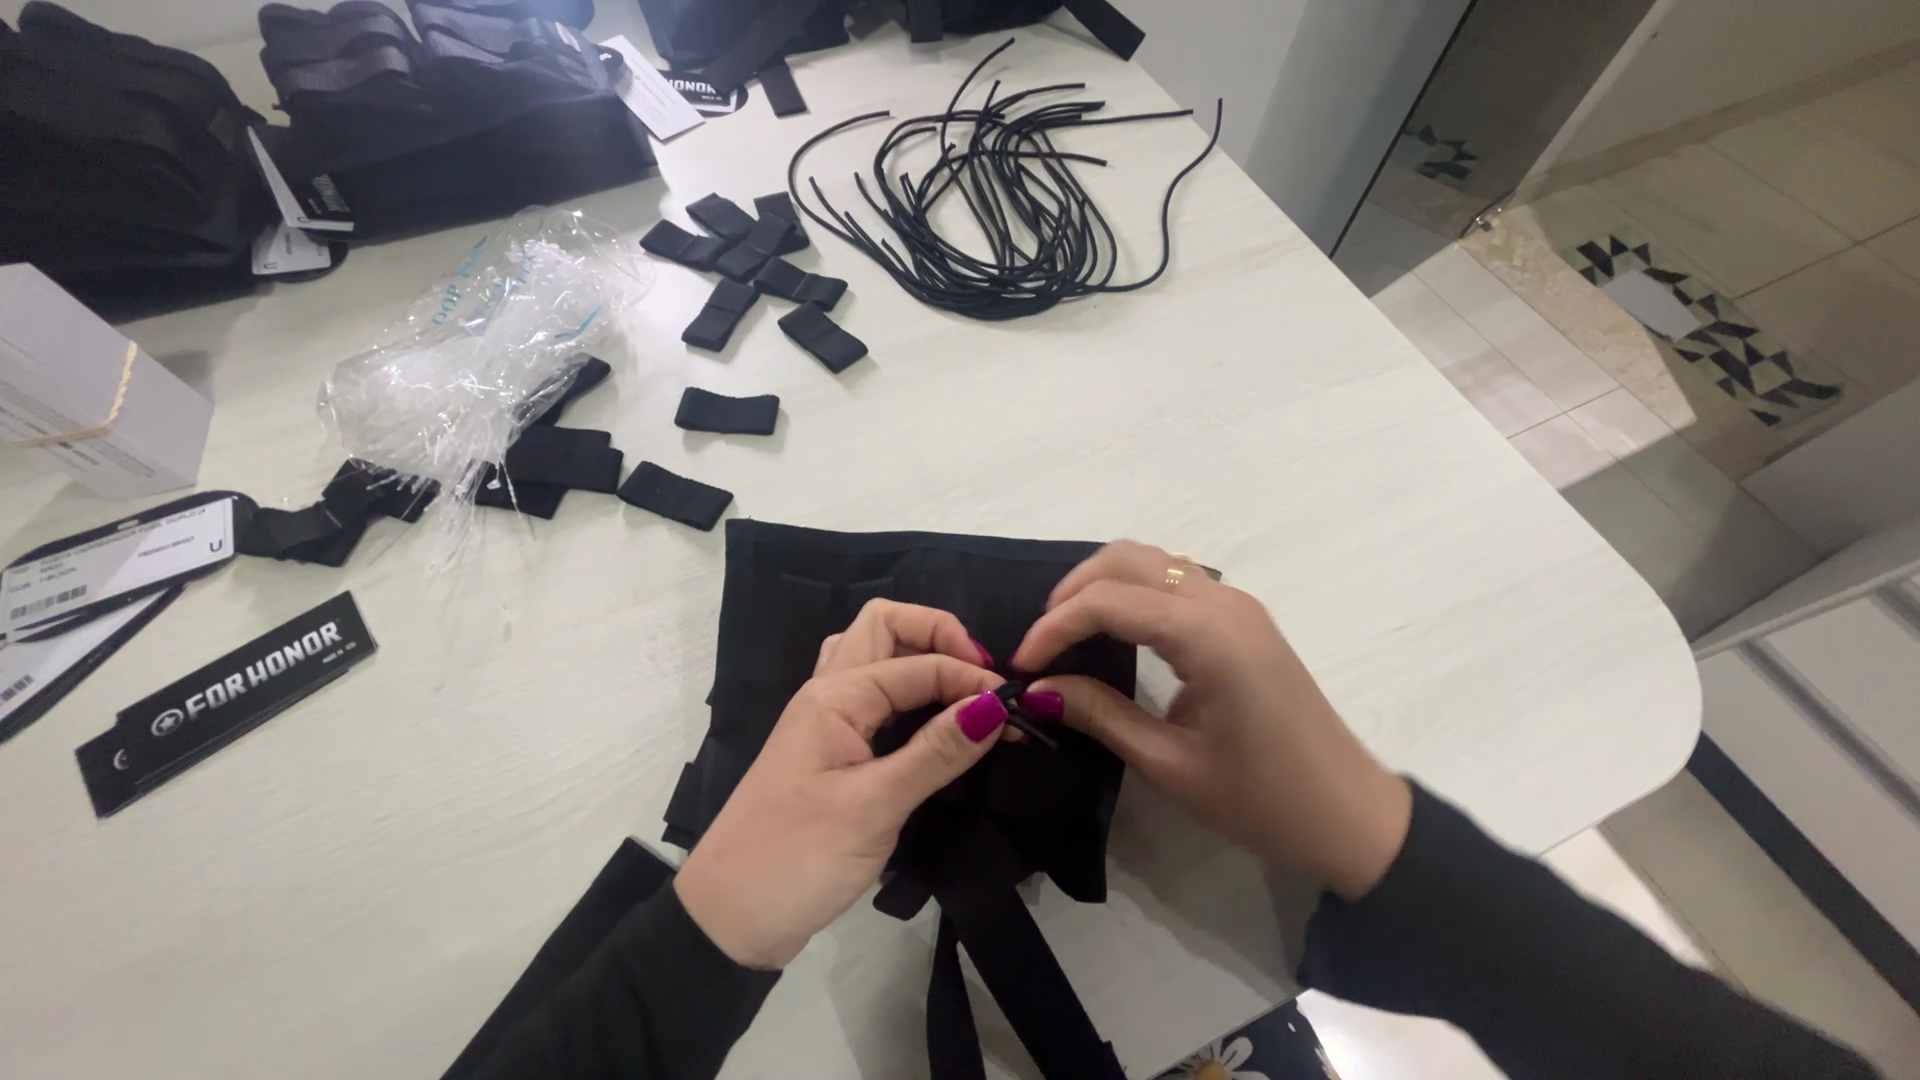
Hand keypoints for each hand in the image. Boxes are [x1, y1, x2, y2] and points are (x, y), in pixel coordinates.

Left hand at [673, 601, 1014, 968]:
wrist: (729, 918)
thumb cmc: (797, 859)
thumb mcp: (873, 807)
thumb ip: (936, 753)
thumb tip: (994, 706)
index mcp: (834, 697)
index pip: (917, 664)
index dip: (969, 678)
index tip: (1015, 710)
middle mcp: (827, 692)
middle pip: (883, 626)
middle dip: (938, 634)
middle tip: (982, 677)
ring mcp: (825, 720)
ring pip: (873, 655)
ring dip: (918, 655)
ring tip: (963, 689)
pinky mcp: (829, 749)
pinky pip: (870, 693)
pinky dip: (906, 688)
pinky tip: (931, 716)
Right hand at [1012, 542, 1412, 898]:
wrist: (1351, 817)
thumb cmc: (1263, 802)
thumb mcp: (1170, 765)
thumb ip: (1099, 716)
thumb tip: (1036, 691)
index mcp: (1209, 637)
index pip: (1109, 602)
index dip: (1055, 628)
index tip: (1023, 668)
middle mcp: (1224, 603)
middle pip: (1126, 559)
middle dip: (1071, 593)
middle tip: (1041, 646)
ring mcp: (1238, 605)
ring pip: (1150, 560)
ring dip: (1100, 586)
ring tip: (1068, 636)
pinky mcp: (1242, 618)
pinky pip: (1173, 580)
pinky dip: (1130, 592)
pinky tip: (1112, 632)